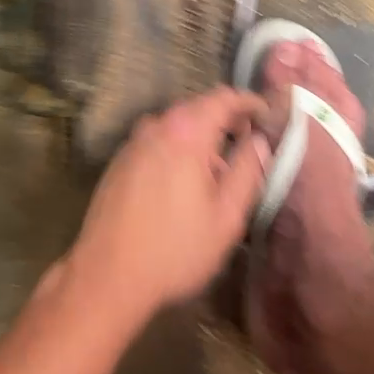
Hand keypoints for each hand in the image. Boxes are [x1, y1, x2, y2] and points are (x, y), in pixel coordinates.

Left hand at [61, 88, 272, 317]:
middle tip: (248, 141)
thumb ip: (247, 171)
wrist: (106, 276)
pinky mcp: (120, 161)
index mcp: (186, 132)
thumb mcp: (226, 216)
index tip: (266, 114)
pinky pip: (157, 142)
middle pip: (197, 108)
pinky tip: (184, 182)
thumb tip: (259, 142)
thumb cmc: (175, 248)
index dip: (248, 102)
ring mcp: (133, 142)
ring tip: (219, 168)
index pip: (223, 98)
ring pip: (175, 126)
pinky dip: (177, 149)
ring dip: (200, 137)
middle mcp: (156, 126)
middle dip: (225, 119)